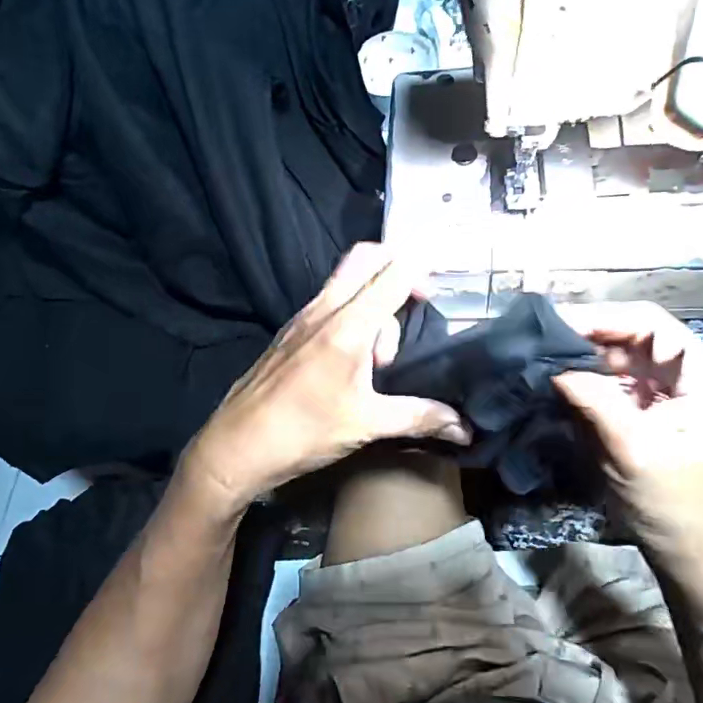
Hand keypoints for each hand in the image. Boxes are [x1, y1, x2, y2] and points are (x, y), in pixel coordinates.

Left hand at [181, 244, 470, 507]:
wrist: (236, 444)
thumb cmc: (302, 432)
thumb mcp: (366, 424)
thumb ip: (420, 418)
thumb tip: (466, 428)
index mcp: (347, 325)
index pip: (393, 273)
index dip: (421, 274)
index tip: (434, 301)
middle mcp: (322, 310)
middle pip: (365, 258)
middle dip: (395, 271)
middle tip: (408, 314)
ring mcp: (300, 318)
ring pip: (344, 281)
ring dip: (370, 300)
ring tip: (377, 357)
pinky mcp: (287, 333)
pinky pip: (326, 303)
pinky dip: (348, 313)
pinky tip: (351, 360)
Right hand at [553, 303, 702, 581]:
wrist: (693, 555)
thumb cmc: (676, 505)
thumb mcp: (632, 448)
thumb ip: (593, 399)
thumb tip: (549, 364)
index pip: (650, 324)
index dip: (599, 319)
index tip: (550, 326)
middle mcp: (697, 375)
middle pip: (635, 336)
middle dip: (585, 337)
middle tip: (535, 341)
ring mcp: (676, 392)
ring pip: (621, 357)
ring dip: (582, 357)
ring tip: (539, 357)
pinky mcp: (654, 410)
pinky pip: (616, 381)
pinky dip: (586, 379)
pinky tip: (556, 379)